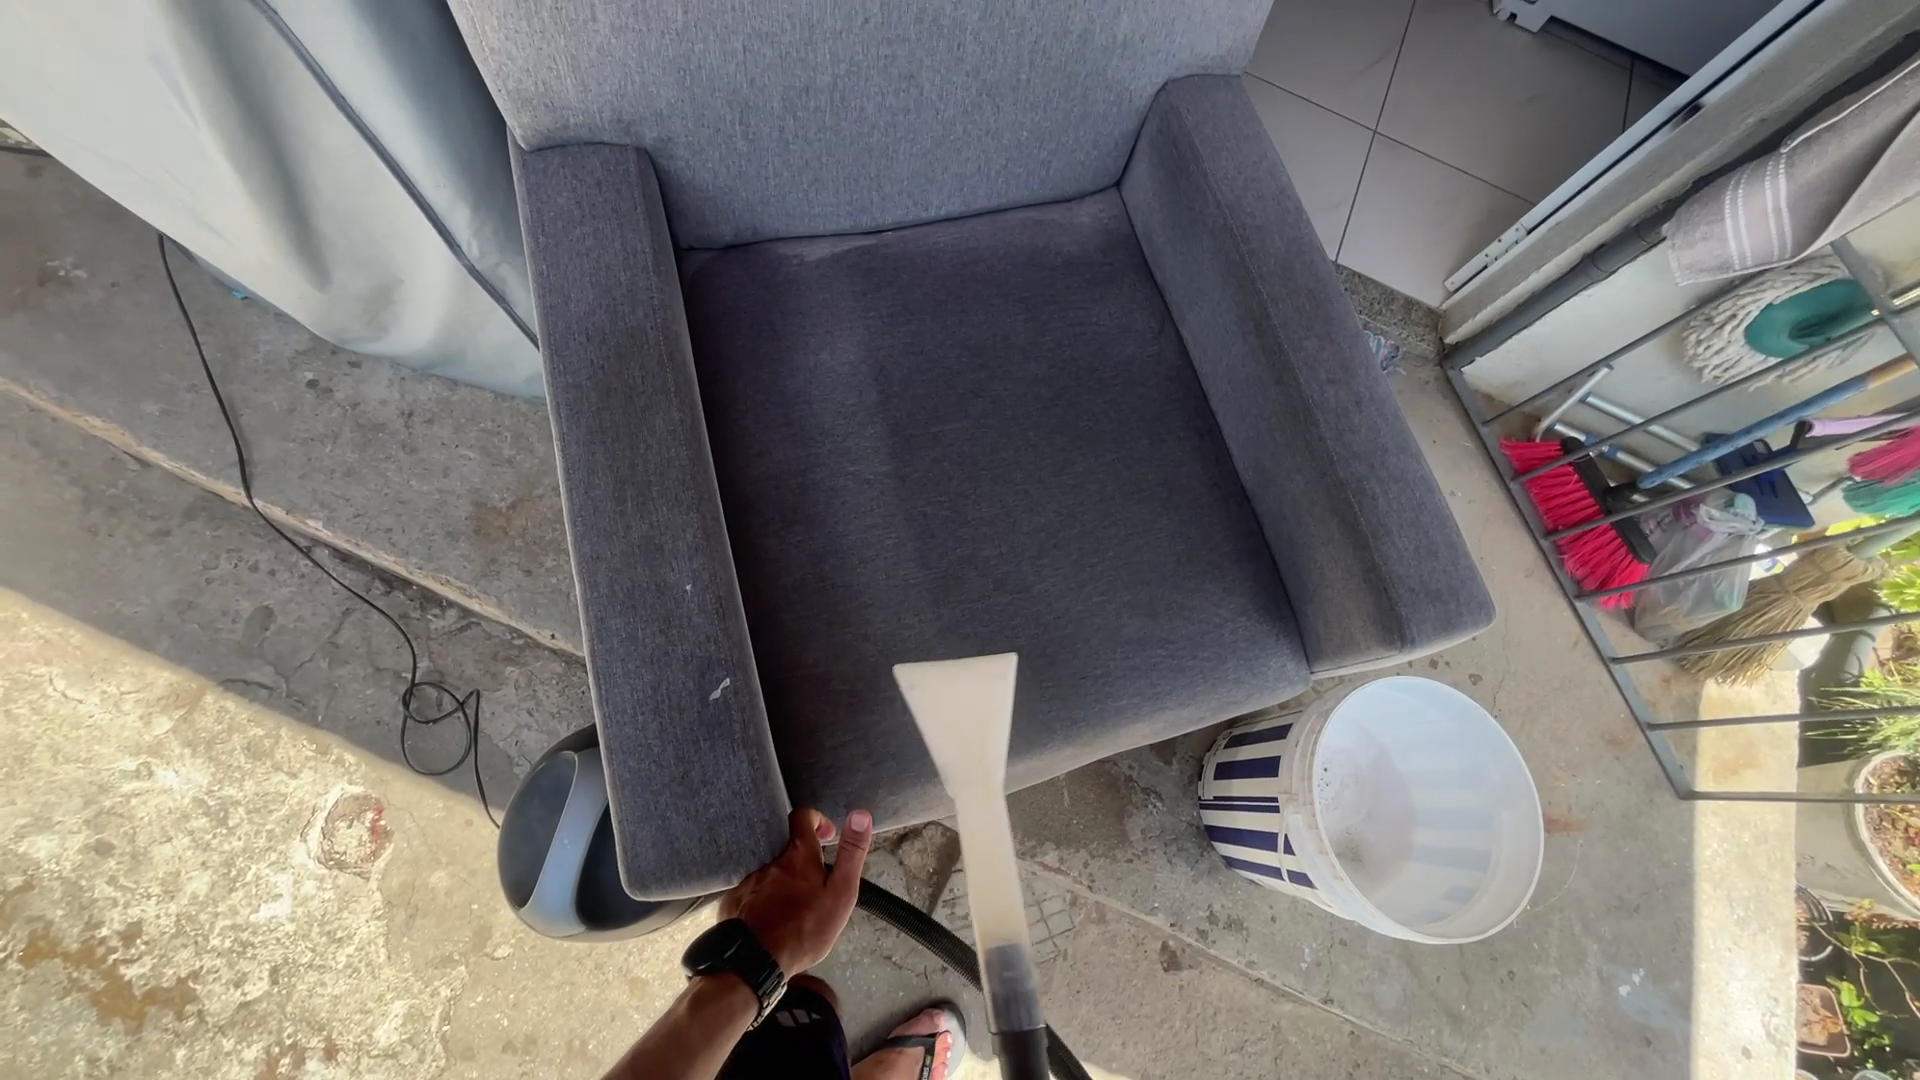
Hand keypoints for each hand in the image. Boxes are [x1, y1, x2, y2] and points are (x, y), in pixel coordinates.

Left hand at [717, 807, 872, 975]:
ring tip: (792, 900)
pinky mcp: (733, 899)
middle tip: (811, 874)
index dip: (817, 820)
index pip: (803, 815)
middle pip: (783, 842)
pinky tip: (770, 915)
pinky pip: (750, 888)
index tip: (827, 836)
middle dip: (798, 852)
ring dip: (780, 876)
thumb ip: (851, 852)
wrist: (755, 963)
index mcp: (798, 853)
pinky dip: (762, 895)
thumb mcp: (841, 892)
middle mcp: (770, 858)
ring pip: (767, 867)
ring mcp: (748, 879)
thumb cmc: (804, 929)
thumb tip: (861, 814)